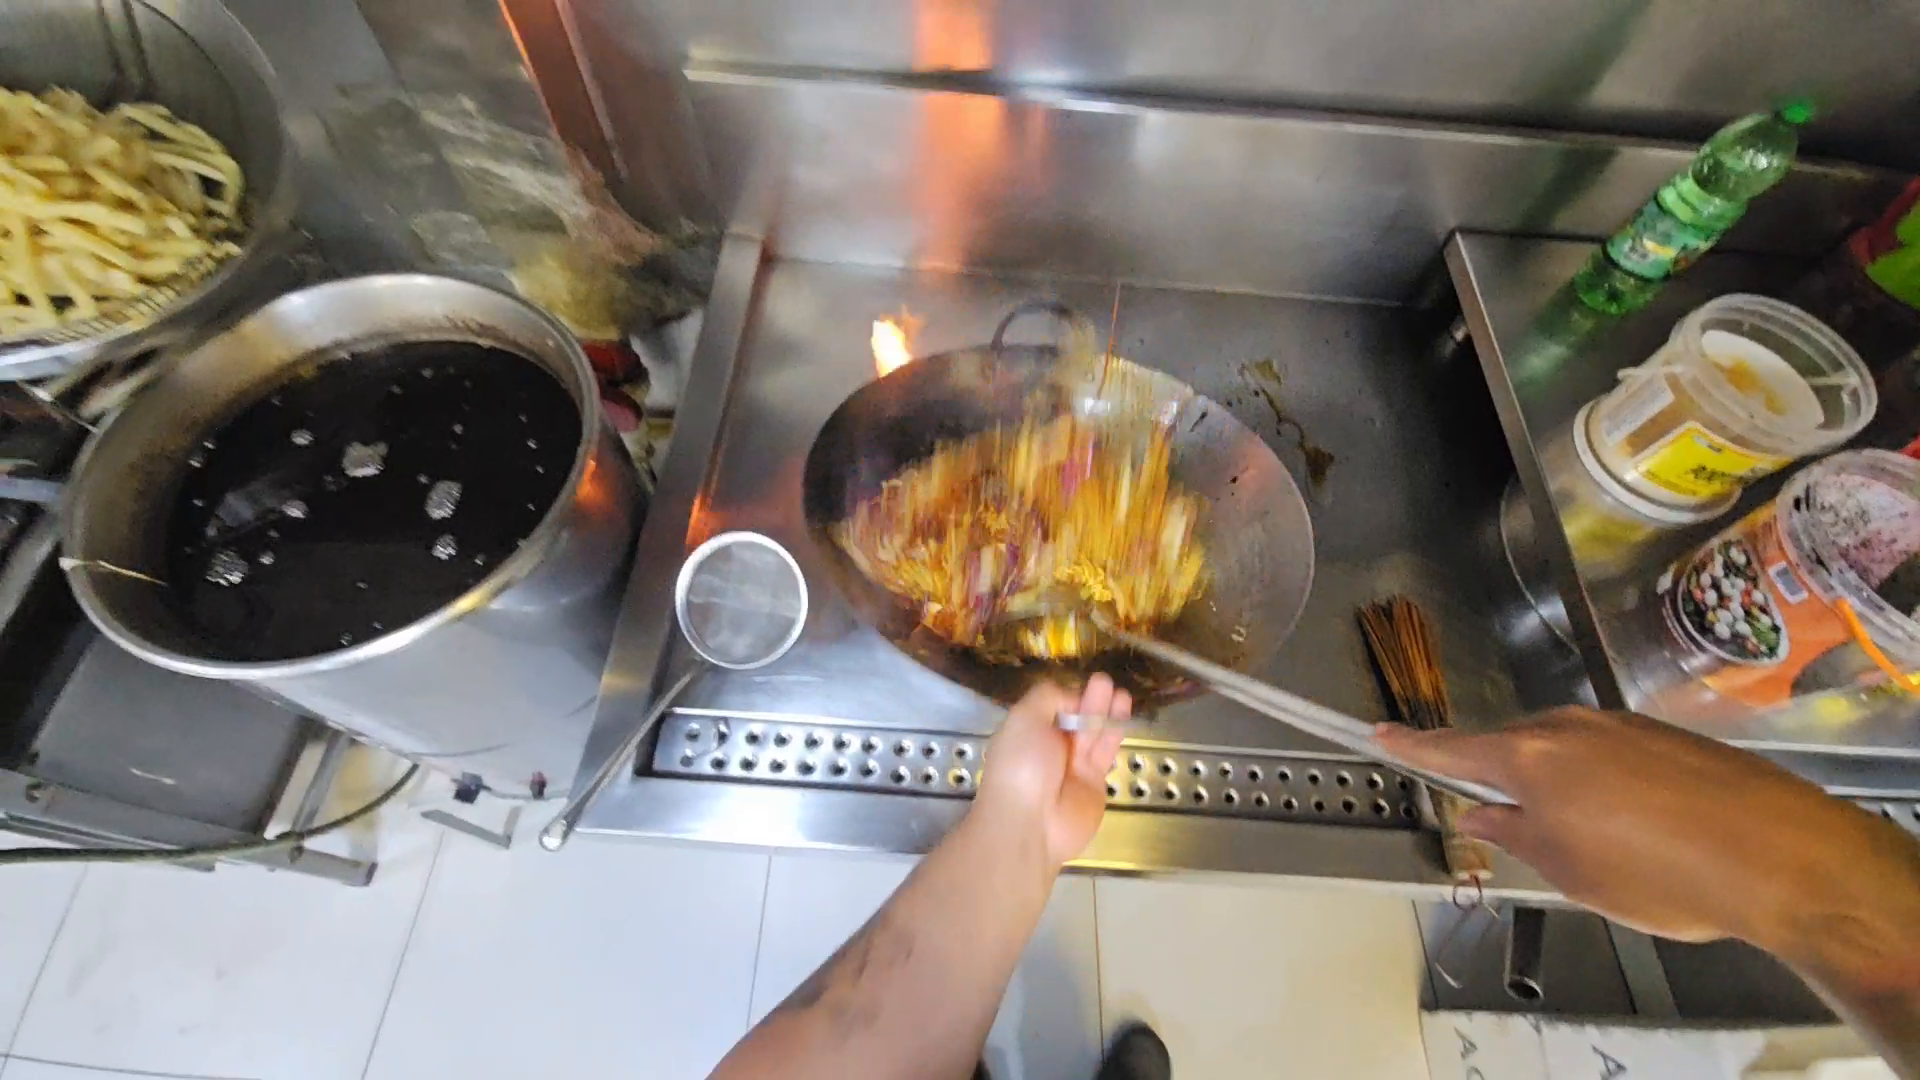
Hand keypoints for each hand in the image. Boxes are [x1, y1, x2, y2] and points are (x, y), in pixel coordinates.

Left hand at [973, 675, 1130, 867]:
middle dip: (1089, 699)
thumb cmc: (1020, 764)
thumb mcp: (1024, 718)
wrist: (1030, 822)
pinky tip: (1123, 710)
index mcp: (1027, 731)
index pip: (1050, 707)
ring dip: (1105, 710)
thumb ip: (1048, 698)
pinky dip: (1115, 729)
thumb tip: (1072, 699)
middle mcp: (1050, 746)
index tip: (1080, 686)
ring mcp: (1072, 764)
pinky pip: (1106, 750)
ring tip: (1118, 691)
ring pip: (1093, 730)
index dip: (1067, 696)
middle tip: (1104, 681)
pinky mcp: (1095, 780)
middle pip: (1074, 717)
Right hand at [1375, 707, 1919, 955]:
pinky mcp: (1665, 734)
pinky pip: (1610, 752)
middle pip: (1509, 749)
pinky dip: (1609, 782)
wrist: (1799, 864)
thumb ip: (1512, 833)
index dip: (1408, 745)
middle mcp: (1564, 726)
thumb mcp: (1568, 870)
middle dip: (1507, 782)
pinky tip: (1650, 825)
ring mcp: (1618, 725)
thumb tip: (1482, 814)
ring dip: (1563, 784)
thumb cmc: (1661, 874)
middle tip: (1528, 830)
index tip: (1376, 733)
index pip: (1449, 749)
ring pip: (1563, 751)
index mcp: (1527, 757)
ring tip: (1607, 840)